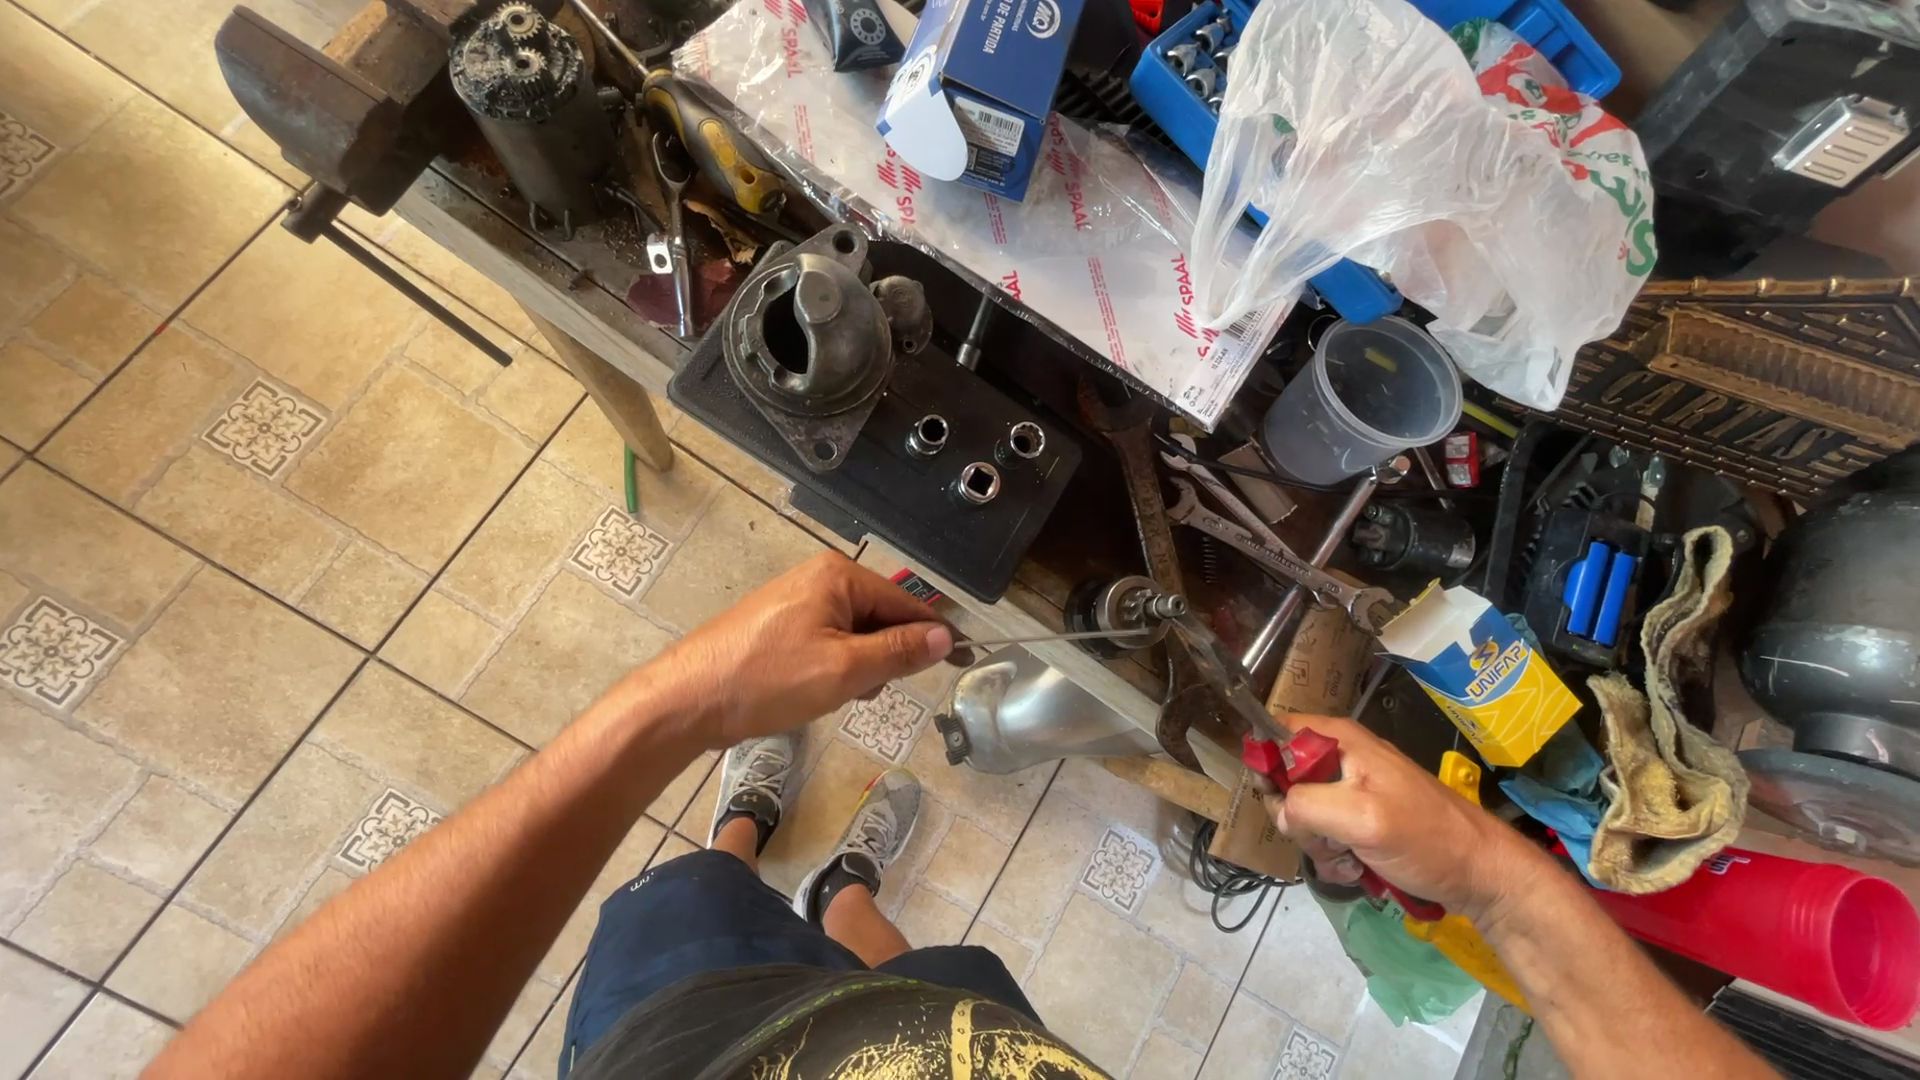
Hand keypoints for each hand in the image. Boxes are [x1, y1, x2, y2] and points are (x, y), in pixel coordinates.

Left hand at [649, 553, 953, 747]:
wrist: (686, 700)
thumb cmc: (768, 680)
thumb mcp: (844, 670)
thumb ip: (898, 652)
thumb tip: (946, 638)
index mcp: (838, 576)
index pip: (905, 603)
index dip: (934, 635)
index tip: (963, 660)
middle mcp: (820, 577)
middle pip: (880, 617)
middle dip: (884, 657)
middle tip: (867, 692)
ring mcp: (797, 599)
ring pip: (855, 633)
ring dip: (859, 667)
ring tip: (835, 694)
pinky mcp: (780, 623)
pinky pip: (829, 640)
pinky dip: (835, 666)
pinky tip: (817, 690)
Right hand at [1263, 711, 1548, 920]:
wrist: (1484, 876)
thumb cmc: (1426, 838)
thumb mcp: (1359, 816)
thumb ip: (1305, 805)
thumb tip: (1281, 813)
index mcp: (1337, 738)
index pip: (1275, 732)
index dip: (1266, 762)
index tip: (1277, 797)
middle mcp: (1340, 756)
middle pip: (1284, 776)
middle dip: (1294, 813)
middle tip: (1323, 835)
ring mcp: (1351, 788)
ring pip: (1301, 809)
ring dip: (1315, 839)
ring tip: (1347, 857)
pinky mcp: (1361, 817)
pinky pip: (1324, 830)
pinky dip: (1332, 851)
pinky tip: (1355, 866)